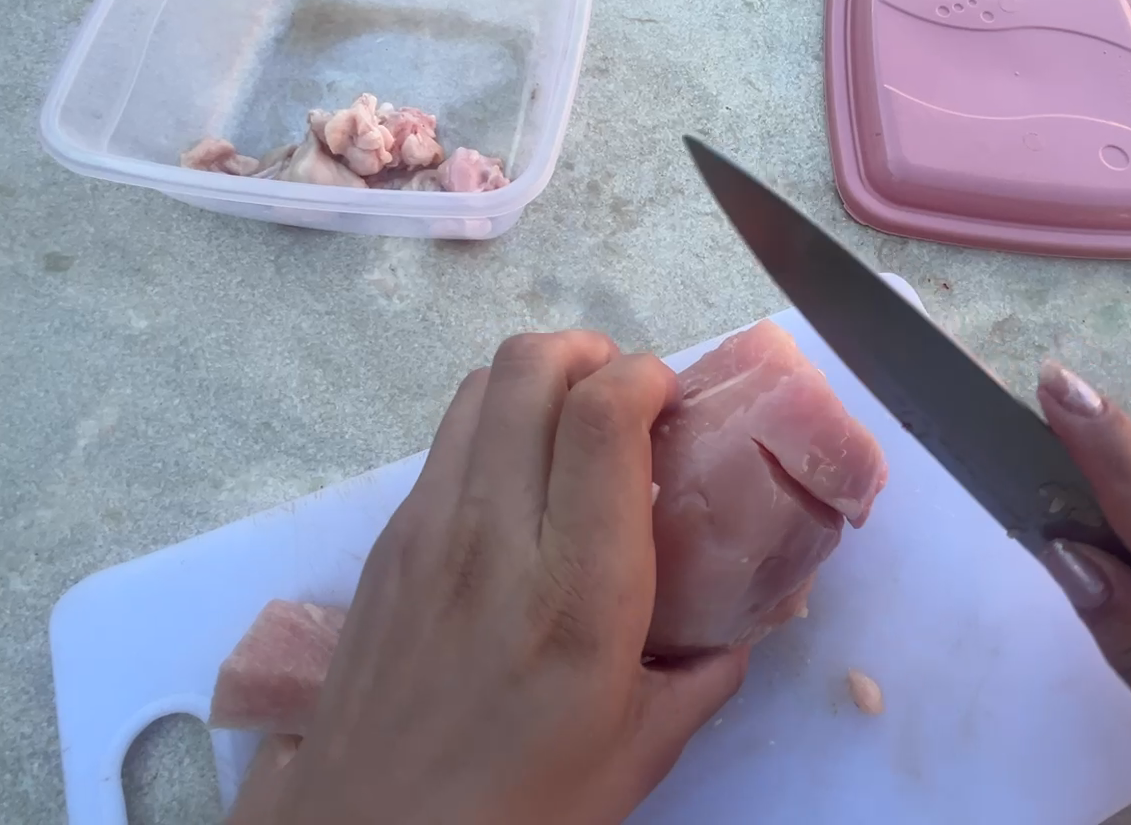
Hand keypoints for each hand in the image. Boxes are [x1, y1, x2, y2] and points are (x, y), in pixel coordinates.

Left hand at [233, 331, 749, 824]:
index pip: (602, 419)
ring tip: (571, 419)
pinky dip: (496, 419)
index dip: (644, 376)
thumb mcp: (640, 749)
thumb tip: (740, 623)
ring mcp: (429, 527)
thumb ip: (704, 674)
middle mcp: (496, 535)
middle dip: (589, 352)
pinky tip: (517, 477)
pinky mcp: (389, 536)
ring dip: (539, 377)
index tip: (670, 399)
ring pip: (482, 385)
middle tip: (621, 393)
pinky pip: (450, 435)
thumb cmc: (522, 808)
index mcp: (578, 589)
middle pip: (530, 369)